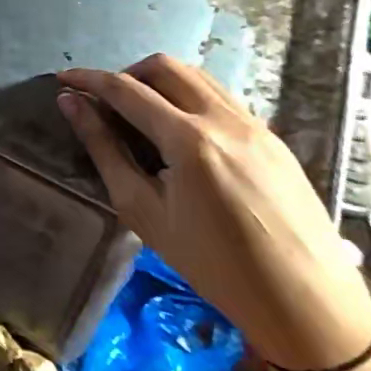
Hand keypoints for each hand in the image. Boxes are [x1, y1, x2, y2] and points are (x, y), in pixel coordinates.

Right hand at [59, 55, 370, 370]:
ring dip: (160, 81)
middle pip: (164, 66)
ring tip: (141, 114)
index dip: (89, 79)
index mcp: (189, 140)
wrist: (307, 304)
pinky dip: (190, 98)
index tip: (63, 78)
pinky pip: (222, 97)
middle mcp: (224, 119)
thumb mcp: (145, 212)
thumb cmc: (215, 266)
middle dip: (126, 73)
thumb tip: (72, 105)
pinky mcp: (273, 137)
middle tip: (106, 102)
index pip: (126, 89)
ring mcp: (255, 124)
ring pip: (197, 75)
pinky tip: (182, 134)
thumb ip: (105, 150)